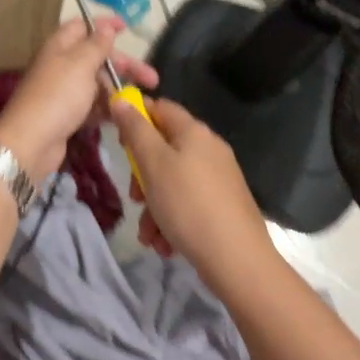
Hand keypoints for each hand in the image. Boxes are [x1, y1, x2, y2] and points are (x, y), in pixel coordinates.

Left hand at [0, 15, 157, 185]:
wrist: (32, 141)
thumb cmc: (58, 96)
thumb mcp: (80, 64)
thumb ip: (96, 45)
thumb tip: (106, 26)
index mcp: (61, 46)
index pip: (83, 26)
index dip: (104, 25)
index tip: (127, 27)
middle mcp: (61, 65)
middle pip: (96, 57)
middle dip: (124, 65)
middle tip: (152, 79)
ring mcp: (64, 91)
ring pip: (97, 84)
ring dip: (118, 90)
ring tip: (141, 103)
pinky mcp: (67, 114)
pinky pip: (92, 106)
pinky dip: (107, 109)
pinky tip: (124, 117)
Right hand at [111, 97, 275, 286]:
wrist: (238, 260)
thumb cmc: (189, 205)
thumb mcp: (153, 164)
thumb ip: (135, 130)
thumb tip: (121, 99)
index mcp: (195, 132)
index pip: (160, 108)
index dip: (136, 119)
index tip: (121, 144)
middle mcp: (210, 150)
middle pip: (164, 149)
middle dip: (143, 176)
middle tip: (135, 198)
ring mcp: (219, 179)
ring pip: (173, 182)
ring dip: (154, 206)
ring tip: (148, 235)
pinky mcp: (224, 207)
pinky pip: (188, 204)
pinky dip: (172, 220)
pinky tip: (165, 244)